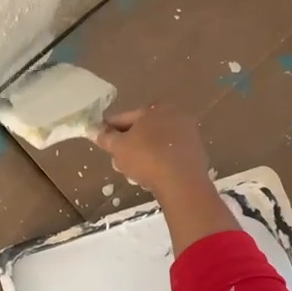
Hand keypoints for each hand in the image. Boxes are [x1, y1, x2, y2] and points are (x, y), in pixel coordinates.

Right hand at [94, 104, 212, 202]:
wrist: (181, 181)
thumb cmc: (146, 158)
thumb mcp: (119, 147)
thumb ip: (106, 138)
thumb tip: (96, 131)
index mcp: (154, 109)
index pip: (124, 117)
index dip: (109, 129)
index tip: (100, 139)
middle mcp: (174, 115)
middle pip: (142, 130)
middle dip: (128, 145)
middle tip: (117, 161)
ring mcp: (187, 133)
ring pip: (155, 143)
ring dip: (142, 155)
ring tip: (132, 173)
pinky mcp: (195, 152)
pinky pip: (169, 154)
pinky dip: (159, 162)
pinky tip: (151, 176)